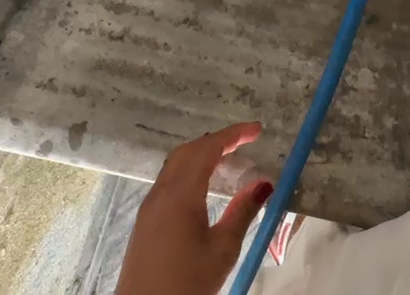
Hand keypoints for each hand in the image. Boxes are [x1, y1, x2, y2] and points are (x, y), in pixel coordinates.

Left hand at [115, 123, 272, 294]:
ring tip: (227, 159)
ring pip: (176, 164)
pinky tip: (203, 185)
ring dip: (201, 154)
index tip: (258, 130)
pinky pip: (168, 180)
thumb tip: (264, 184)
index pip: (208, 148)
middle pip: (189, 151)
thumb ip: (243, 212)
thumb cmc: (186, 285)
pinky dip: (189, 170)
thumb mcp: (222, 250)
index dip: (234, 134)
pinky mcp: (144, 222)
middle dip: (217, 140)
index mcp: (181, 194)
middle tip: (245, 142)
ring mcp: (149, 207)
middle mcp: (161, 193)